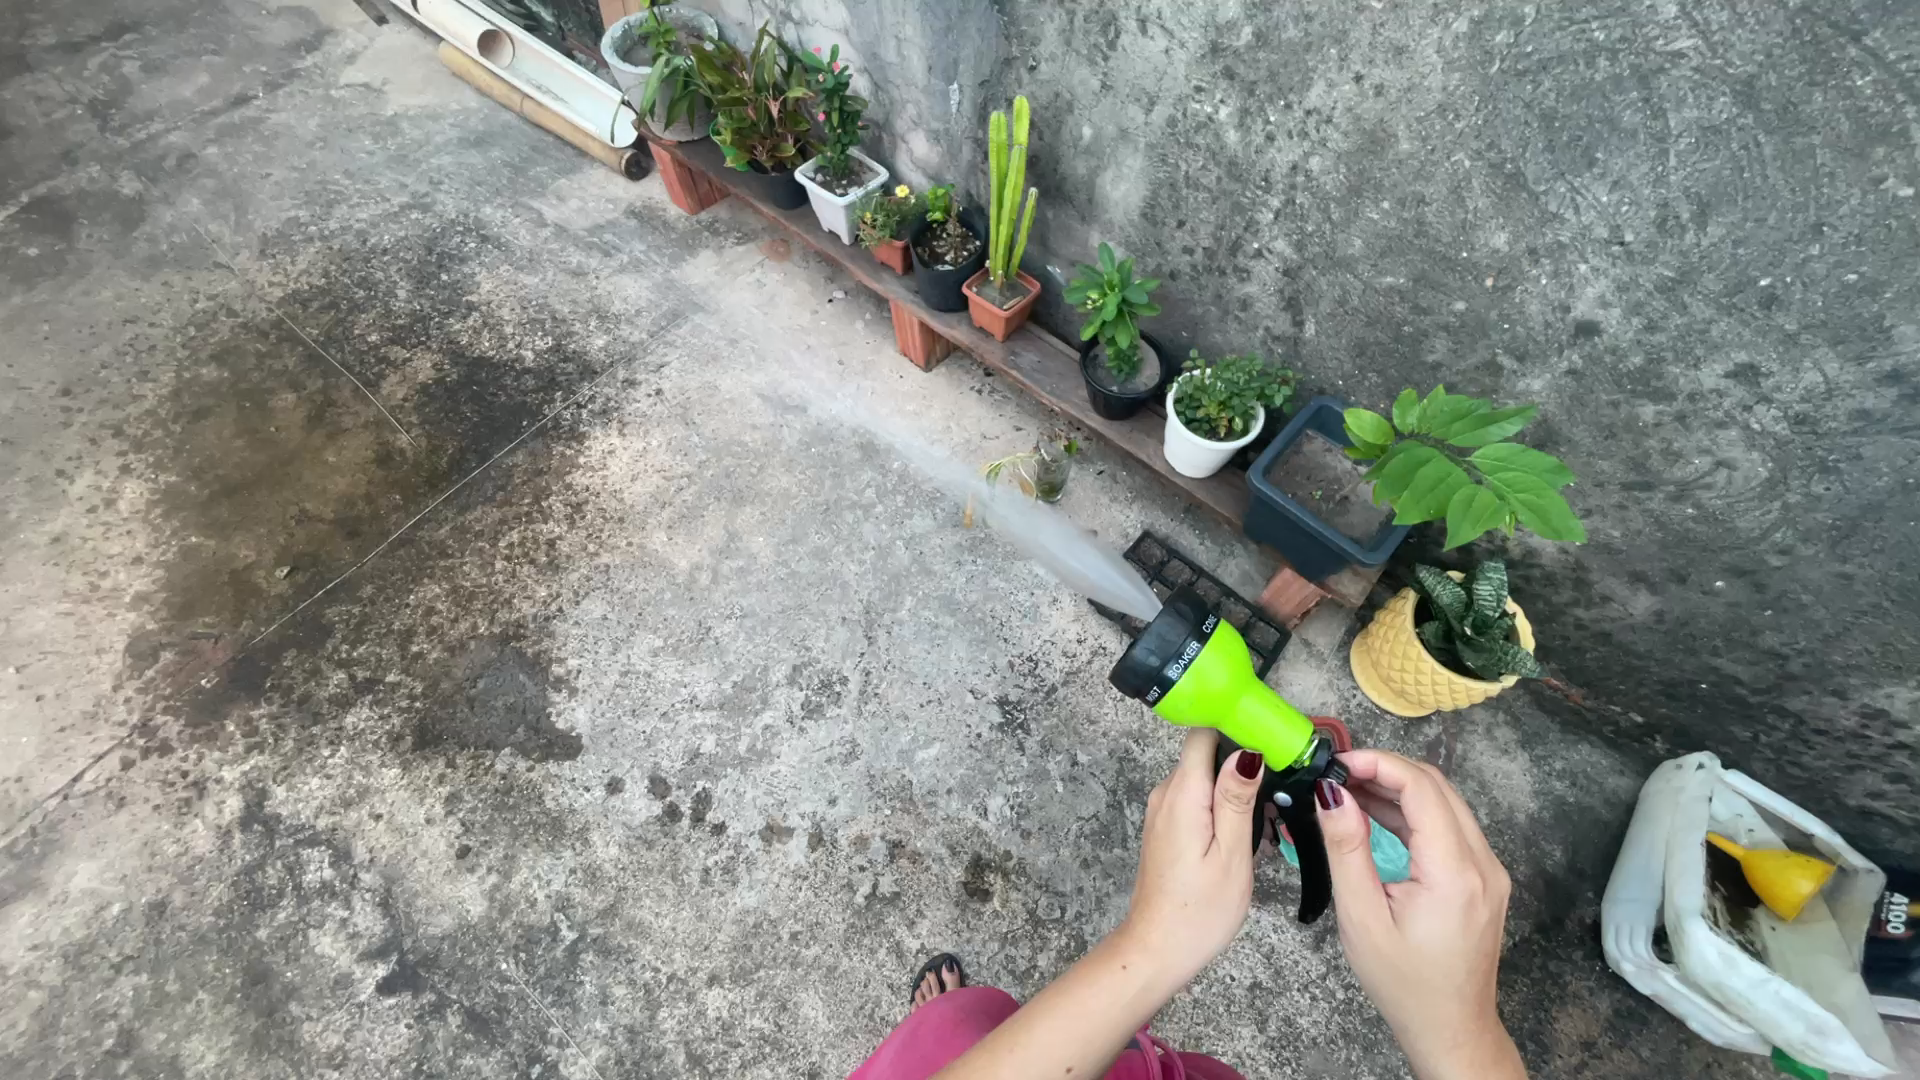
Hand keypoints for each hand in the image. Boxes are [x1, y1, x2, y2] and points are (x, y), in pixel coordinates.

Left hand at [1116, 728, 1264, 991]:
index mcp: (1182, 792)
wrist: (1158, 947)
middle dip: (1241, 764)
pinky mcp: (1164, 824)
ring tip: (1265, 820)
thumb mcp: (1231, 854)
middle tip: (1277, 792)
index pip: (1203, 734)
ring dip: (1232, 789)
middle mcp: (1165, 792)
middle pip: (1204, 754)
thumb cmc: (1200, 909)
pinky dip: (1219, 805)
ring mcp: (1161, 808)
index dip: (1236, 728)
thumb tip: (1248, 752)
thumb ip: (1237, 799)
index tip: (1270, 739)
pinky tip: (1241, 835)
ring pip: (1201, 777)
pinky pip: (1194, 798)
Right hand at [1317, 750, 1525, 1079]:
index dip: (1378, 763)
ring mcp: (1487, 870)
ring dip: (1394, 785)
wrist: (1451, 1029)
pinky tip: (1370, 811)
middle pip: (1436, 786)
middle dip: (1384, 768)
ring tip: (1344, 788)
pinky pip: (1445, 823)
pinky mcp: (1480, 876)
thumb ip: (1346, 846)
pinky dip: (1407, 808)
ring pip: (1442, 801)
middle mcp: (1483, 864)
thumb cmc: (1402, 981)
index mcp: (1454, 873)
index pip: (1422, 788)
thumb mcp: (1361, 915)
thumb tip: (1330, 790)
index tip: (1335, 764)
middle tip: (1335, 773)